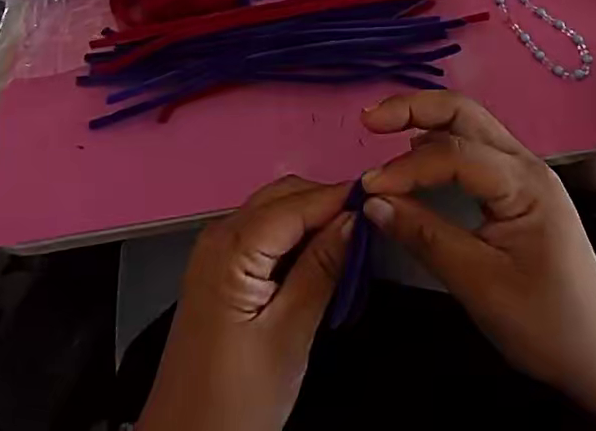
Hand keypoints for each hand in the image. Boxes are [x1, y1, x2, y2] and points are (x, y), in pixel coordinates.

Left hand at [136, 176, 351, 430]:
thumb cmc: (234, 400)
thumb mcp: (289, 335)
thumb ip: (322, 269)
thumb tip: (352, 220)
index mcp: (231, 248)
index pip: (296, 203)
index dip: (340, 198)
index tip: (380, 202)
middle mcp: (218, 235)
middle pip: (284, 195)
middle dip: (327, 202)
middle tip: (369, 227)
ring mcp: (215, 249)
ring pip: (276, 208)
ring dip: (313, 216)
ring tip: (350, 243)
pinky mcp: (219, 267)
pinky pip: (264, 229)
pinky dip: (295, 233)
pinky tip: (319, 257)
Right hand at [358, 92, 595, 427]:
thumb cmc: (545, 321)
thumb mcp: (481, 285)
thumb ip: (425, 237)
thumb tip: (373, 204)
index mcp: (524, 182)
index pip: (454, 155)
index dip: (406, 168)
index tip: (367, 189)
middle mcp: (524, 162)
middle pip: (464, 113)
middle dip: (414, 108)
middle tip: (369, 120)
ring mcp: (521, 171)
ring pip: (468, 125)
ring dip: (424, 121)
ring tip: (381, 131)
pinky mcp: (513, 186)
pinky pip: (471, 149)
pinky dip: (437, 144)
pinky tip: (413, 158)